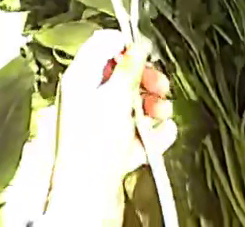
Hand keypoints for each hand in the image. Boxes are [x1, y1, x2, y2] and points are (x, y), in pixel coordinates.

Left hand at [43, 30, 174, 220]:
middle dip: (144, 78)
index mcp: (80, 78)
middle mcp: (85, 97)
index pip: (101, 44)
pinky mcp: (108, 148)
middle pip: (119, 75)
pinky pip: (132, 132)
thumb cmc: (94, 147)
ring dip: (150, 105)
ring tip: (164, 113)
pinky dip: (149, 131)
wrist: (89, 200)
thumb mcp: (116, 98)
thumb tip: (138, 46)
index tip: (146, 51)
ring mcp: (97, 124)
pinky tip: (164, 134)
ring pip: (128, 103)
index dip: (125, 44)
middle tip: (160, 84)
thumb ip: (128, 69)